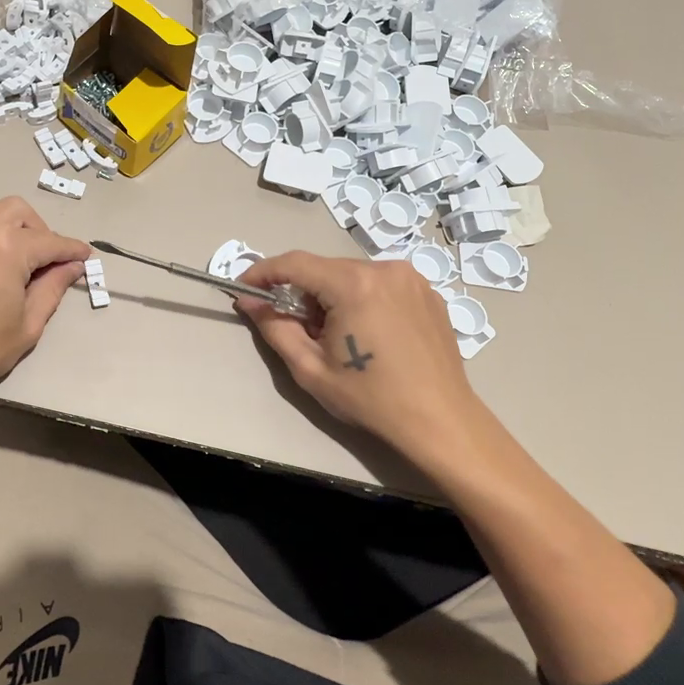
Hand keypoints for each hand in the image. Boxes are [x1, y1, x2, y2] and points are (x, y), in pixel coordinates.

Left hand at [0, 197, 90, 395]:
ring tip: (18, 261)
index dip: (72, 249)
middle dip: (41, 231)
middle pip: (20, 212)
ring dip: (12, 229)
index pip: (50, 241)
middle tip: (48, 261)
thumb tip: (72, 267)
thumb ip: (53, 287)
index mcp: (7, 247)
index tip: (85, 256)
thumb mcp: (28, 324)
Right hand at [236, 252, 493, 469]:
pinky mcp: (428, 293)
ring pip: (352, 275)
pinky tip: (367, 335)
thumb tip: (249, 302)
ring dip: (332, 296)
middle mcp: (384, 269)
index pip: (294, 263)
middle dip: (301, 292)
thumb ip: (275, 328)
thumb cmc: (371, 399)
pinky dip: (362, 300)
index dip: (262, 272)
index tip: (243, 288)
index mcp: (354, 284)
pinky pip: (380, 285)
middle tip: (294, 327)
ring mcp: (411, 279)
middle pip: (325, 269)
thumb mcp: (311, 369)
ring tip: (335, 336)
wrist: (440, 421)